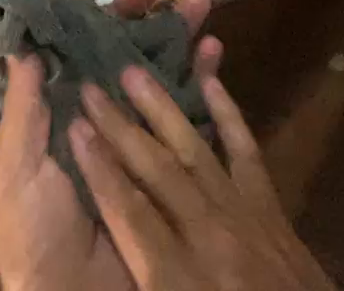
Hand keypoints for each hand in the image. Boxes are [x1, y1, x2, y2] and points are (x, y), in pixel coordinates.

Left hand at [0, 0, 218, 290]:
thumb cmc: (37, 235)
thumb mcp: (16, 172)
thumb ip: (23, 111)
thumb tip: (25, 48)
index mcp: (56, 111)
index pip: (67, 46)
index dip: (78, 8)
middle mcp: (97, 110)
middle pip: (117, 45)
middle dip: (135, 9)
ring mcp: (135, 129)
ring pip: (158, 65)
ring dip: (177, 30)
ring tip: (200, 1)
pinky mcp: (169, 154)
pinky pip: (190, 105)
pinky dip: (203, 74)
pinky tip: (214, 50)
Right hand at [70, 64, 336, 290]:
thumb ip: (142, 275)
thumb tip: (107, 248)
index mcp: (176, 274)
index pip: (129, 212)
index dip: (98, 169)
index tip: (73, 128)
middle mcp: (208, 232)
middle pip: (156, 170)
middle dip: (120, 127)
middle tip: (91, 86)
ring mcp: (243, 212)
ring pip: (195, 149)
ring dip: (163, 108)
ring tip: (134, 72)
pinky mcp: (270, 206)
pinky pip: (246, 150)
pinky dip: (228, 113)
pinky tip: (211, 80)